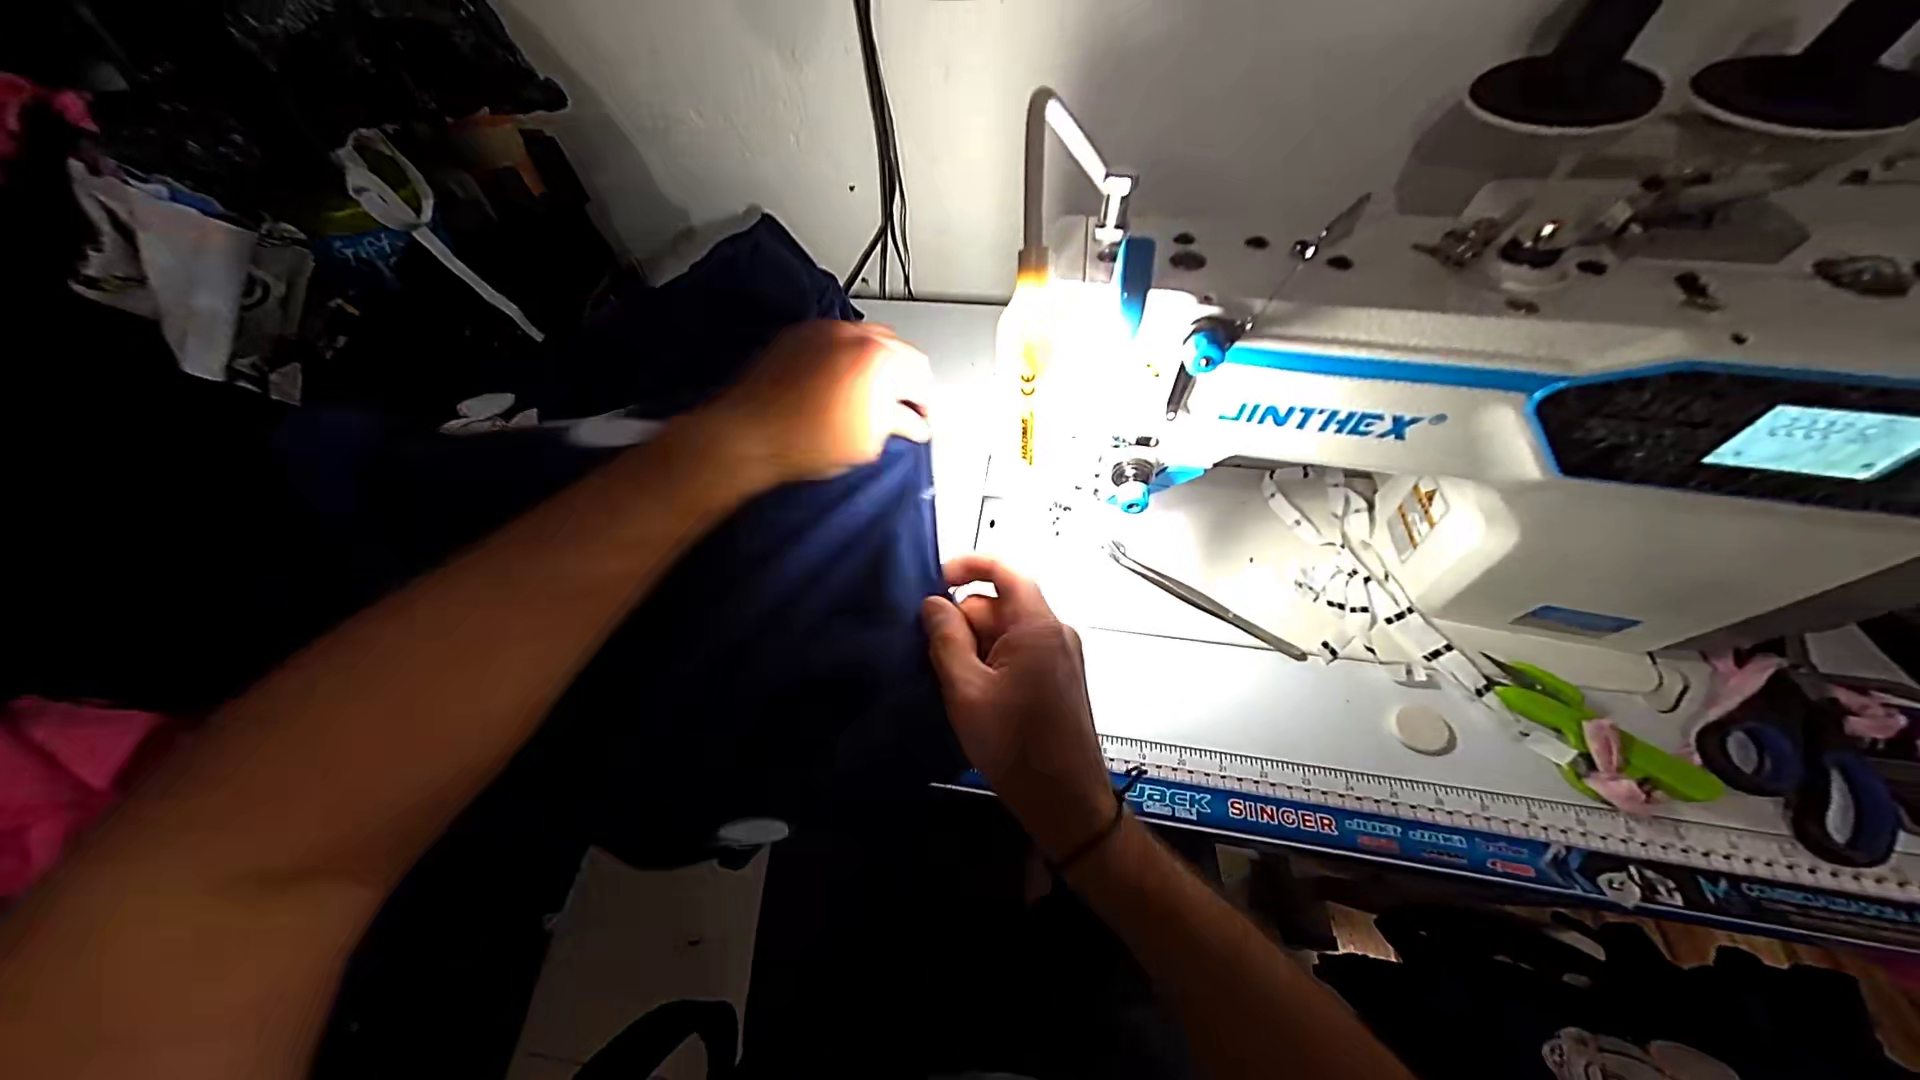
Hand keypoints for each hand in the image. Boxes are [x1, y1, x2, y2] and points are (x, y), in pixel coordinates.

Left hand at [688, 320, 931, 487]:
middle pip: (899, 351)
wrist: (746, 435)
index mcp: (877, 359)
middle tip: (902, 408)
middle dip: (905, 380)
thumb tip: (914, 423)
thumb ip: (899, 425)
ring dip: (878, 366)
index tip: (922, 417)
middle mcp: (852, 335)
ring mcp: (824, 331)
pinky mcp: (801, 335)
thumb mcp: (865, 441)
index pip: (922, 374)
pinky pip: (838, 340)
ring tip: (871, 397)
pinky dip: (849, 358)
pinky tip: (843, 384)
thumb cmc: (799, 441)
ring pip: (868, 341)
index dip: (926, 401)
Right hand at [922, 556, 1115, 857]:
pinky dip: (992, 662)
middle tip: (938, 659)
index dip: (968, 566)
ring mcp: (1059, 654)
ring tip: (958, 686)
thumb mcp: (966, 690)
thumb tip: (933, 604)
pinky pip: (1018, 651)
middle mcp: (1055, 632)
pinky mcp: (1058, 676)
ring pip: (1006, 631)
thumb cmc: (1017, 747)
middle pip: (1000, 604)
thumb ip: (946, 639)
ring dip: (976, 647)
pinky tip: (978, 695)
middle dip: (965, 622)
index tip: (936, 581)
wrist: (1064, 799)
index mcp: (1037, 626)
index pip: (1005, 571)